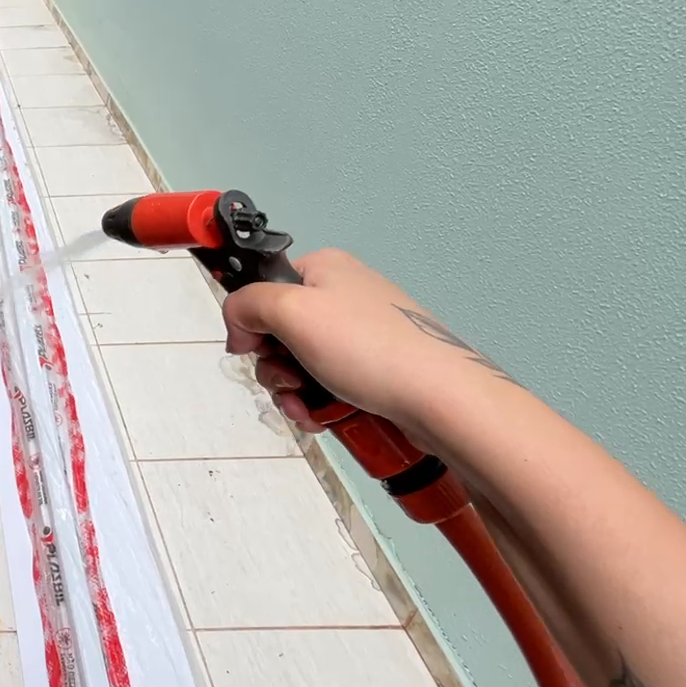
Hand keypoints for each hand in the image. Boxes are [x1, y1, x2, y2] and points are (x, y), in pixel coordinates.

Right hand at [221, 249, 513, 435]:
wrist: (446, 401)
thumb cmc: (365, 346)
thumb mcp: (289, 309)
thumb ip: (244, 305)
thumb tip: (239, 329)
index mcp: (324, 268)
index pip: (262, 285)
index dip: (248, 318)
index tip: (251, 346)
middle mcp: (343, 296)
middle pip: (277, 329)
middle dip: (271, 364)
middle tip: (288, 380)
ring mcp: (362, 335)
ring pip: (299, 362)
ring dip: (291, 390)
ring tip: (307, 407)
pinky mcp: (377, 371)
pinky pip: (326, 384)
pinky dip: (316, 403)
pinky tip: (321, 418)